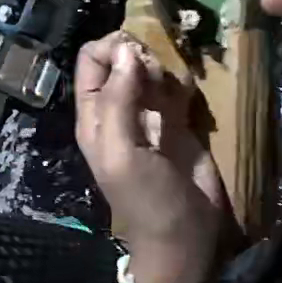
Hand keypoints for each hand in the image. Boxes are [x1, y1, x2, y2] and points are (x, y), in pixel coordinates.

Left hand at [75, 33, 228, 282]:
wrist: (184, 234)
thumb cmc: (148, 199)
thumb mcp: (123, 152)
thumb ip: (119, 100)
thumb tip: (128, 49)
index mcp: (96, 117)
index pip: (93, 60)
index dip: (112, 48)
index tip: (138, 55)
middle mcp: (121, 111)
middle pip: (124, 60)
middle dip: (141, 55)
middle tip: (157, 75)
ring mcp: (152, 117)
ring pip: (152, 71)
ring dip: (164, 68)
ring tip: (174, 88)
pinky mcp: (181, 124)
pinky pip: (178, 90)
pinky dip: (183, 84)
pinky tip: (188, 94)